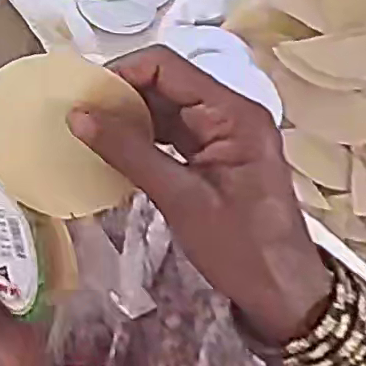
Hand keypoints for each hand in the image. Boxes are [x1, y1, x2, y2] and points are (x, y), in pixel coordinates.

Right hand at [68, 46, 330, 344]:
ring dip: (129, 115)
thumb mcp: (180, 199)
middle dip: (122, 94)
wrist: (286, 299)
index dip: (123, 72)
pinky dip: (142, 135)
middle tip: (82, 114)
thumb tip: (78, 116)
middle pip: (165, 82)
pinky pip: (171, 130)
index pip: (167, 67)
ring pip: (165, 105)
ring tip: (91, 130)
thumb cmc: (241, 249)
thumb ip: (128, 152)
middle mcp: (229, 112)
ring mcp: (223, 132)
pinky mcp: (214, 152)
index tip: (86, 95)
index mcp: (232, 113)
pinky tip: (116, 148)